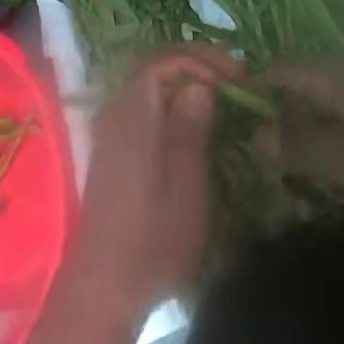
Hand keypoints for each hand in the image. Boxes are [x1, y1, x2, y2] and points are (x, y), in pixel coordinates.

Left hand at [71, 45, 241, 311]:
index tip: (238, 75)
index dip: (201, 59)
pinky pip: (142, 109)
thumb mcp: (185, 184)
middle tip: (233, 78)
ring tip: (219, 95)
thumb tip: (199, 86)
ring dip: (182, 83)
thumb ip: (189, 128)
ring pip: (146, 88)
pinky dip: (169, 104)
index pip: (161, 62)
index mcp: (131, 115)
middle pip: (151, 69)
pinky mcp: (111, 152)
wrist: (105, 283)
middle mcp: (114, 114)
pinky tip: (191, 122)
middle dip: (193, 65)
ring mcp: (109, 132)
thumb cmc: (153, 237)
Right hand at [257, 55, 343, 242]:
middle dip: (276, 111)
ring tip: (283, 166)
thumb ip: (302, 144)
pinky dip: (337, 145)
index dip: (251, 86)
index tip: (222, 114)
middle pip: (306, 83)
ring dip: (306, 131)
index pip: (283, 67)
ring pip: (333, 107)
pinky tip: (335, 174)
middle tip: (250, 149)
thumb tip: (252, 132)